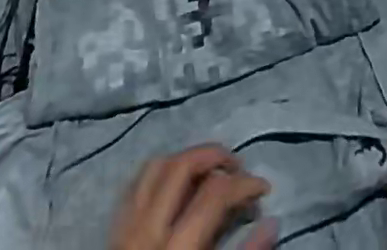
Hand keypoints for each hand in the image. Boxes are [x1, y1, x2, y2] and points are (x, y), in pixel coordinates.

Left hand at [109, 145, 276, 249]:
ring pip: (155, 166)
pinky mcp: (114, 230)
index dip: (245, 183)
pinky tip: (178, 184)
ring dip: (186, 159)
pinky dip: (160, 173)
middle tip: (238, 166)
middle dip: (215, 156)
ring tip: (209, 170)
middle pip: (182, 166)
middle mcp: (147, 230)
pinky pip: (135, 184)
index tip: (264, 189)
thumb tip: (272, 222)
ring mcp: (125, 228)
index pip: (215, 193)